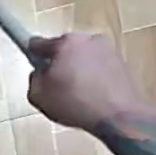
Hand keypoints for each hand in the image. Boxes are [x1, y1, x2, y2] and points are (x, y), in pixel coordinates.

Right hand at [26, 33, 155, 131]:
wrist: (118, 116)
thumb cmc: (74, 103)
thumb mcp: (38, 96)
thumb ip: (33, 79)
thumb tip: (40, 73)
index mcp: (64, 43)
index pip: (38, 43)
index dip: (33, 55)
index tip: (35, 67)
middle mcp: (87, 38)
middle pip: (64, 49)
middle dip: (59, 64)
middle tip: (57, 88)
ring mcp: (108, 49)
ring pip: (84, 58)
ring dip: (79, 70)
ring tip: (79, 96)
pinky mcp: (122, 62)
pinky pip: (100, 67)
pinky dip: (95, 78)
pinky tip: (94, 97)